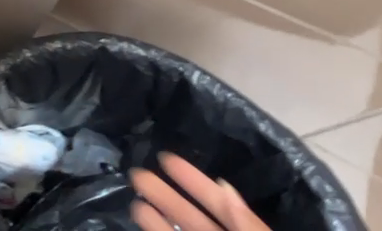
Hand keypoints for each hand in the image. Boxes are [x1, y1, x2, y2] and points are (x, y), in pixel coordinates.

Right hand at [131, 153, 270, 230]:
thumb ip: (250, 226)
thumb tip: (223, 186)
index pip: (224, 207)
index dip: (196, 182)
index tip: (165, 157)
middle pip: (197, 220)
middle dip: (167, 195)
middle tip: (137, 172)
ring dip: (158, 214)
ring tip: (132, 195)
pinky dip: (156, 229)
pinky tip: (140, 213)